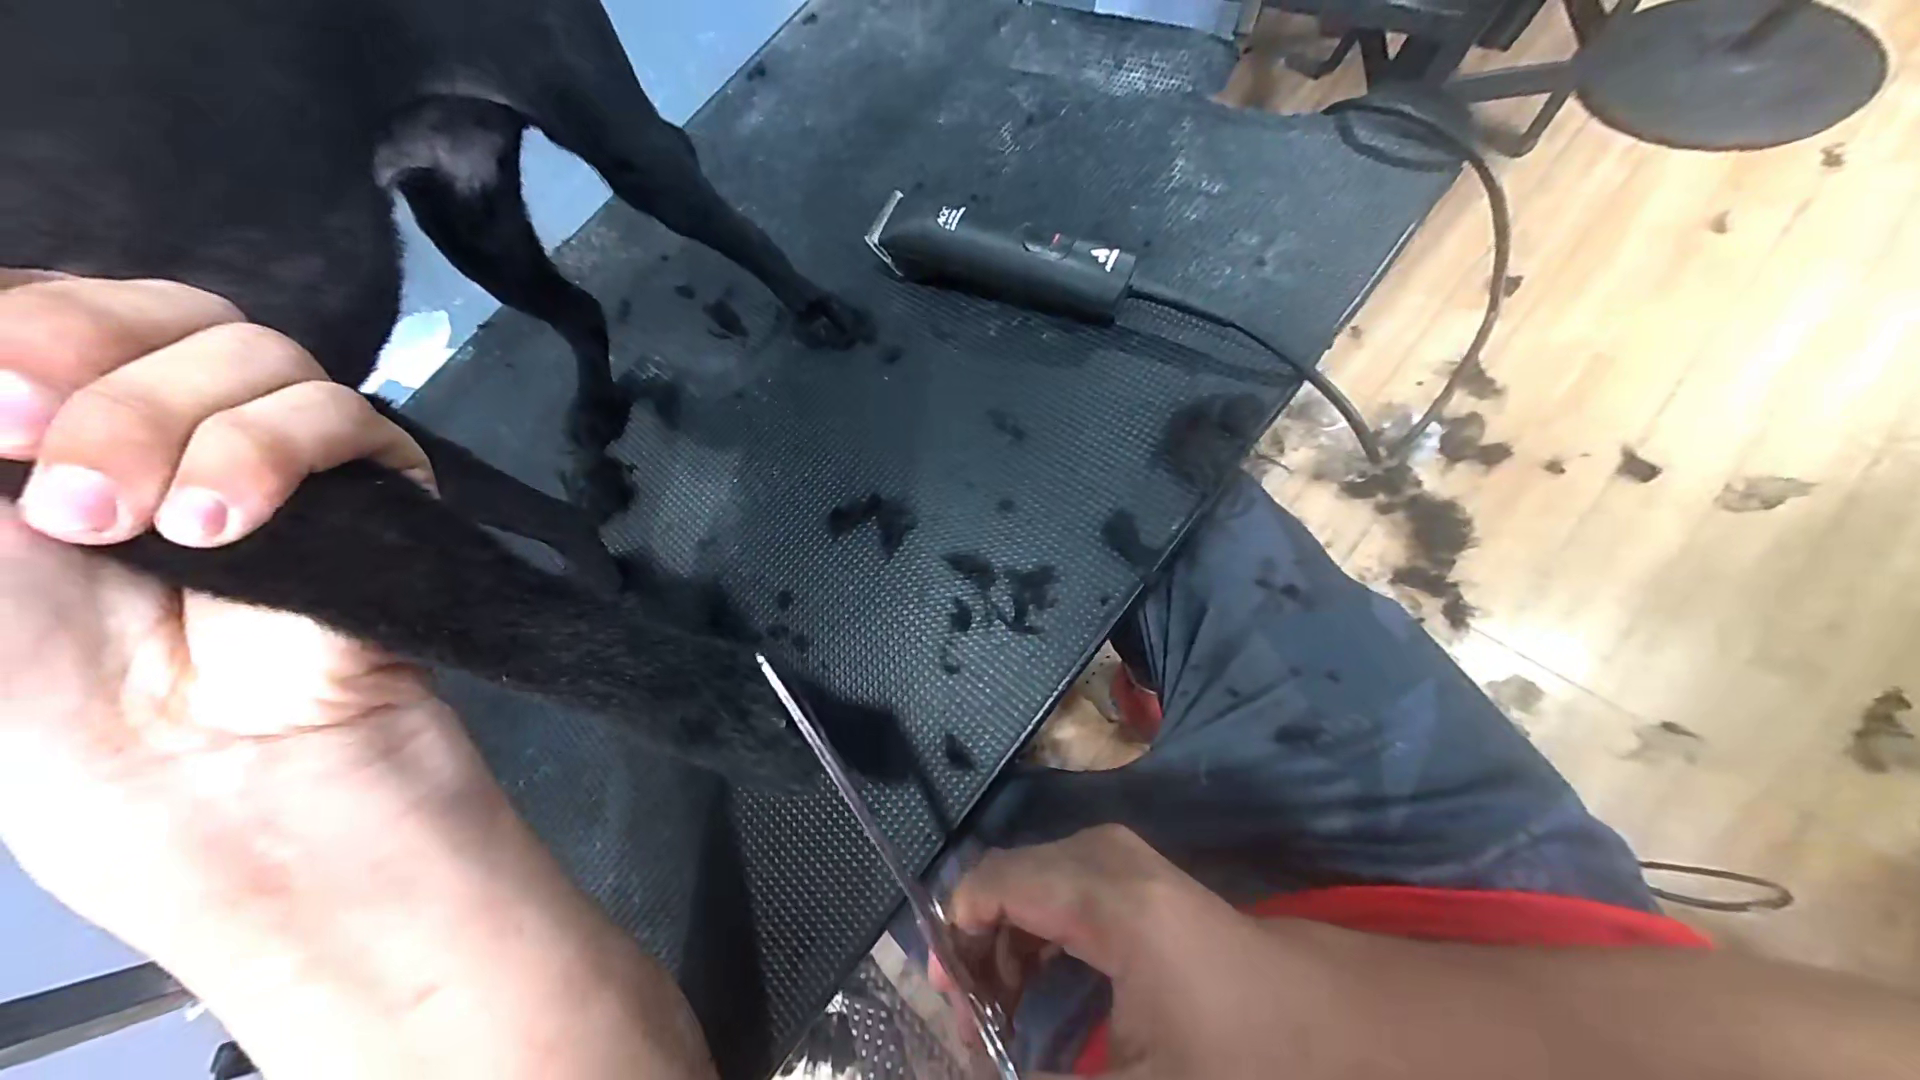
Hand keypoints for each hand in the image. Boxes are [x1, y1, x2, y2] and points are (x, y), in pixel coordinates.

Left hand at [0, 273, 715, 1079]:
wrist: (233, 779)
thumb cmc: (55, 694)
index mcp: (85, 427)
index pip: (72, 306)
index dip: (38, 316)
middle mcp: (197, 423)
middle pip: (177, 311)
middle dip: (97, 363)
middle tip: (43, 468)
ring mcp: (303, 459)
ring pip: (268, 359)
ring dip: (181, 428)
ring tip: (147, 531)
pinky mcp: (387, 492)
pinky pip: (352, 423)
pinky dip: (279, 454)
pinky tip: (223, 525)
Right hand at [950, 826, 1350, 1078]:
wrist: (1332, 1028)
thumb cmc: (1242, 1063)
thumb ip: (1044, 1077)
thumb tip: (969, 1069)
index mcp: (1105, 896)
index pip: (990, 883)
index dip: (956, 942)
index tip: (955, 1011)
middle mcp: (1103, 852)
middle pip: (1004, 881)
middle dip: (977, 949)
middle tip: (977, 1024)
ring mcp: (1118, 855)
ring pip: (1026, 883)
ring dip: (1004, 946)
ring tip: (1003, 1016)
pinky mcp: (1129, 870)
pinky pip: (1054, 887)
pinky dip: (1034, 935)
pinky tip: (1039, 989)